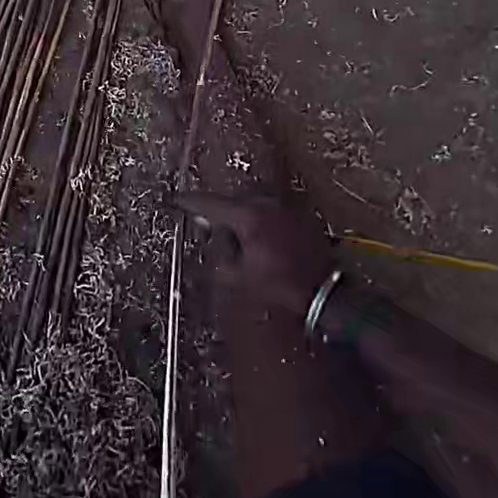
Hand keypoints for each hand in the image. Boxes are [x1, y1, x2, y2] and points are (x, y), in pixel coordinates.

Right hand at [179, 192, 334, 315]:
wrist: (323, 297)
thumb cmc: (279, 288)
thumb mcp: (237, 276)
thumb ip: (217, 252)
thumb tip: (209, 235)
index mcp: (249, 216)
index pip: (210, 203)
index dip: (189, 202)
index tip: (174, 200)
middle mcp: (267, 205)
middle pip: (232, 201)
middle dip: (217, 213)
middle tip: (205, 226)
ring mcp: (286, 209)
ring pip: (251, 205)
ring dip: (239, 218)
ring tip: (233, 237)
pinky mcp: (299, 217)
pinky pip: (269, 213)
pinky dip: (258, 221)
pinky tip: (257, 240)